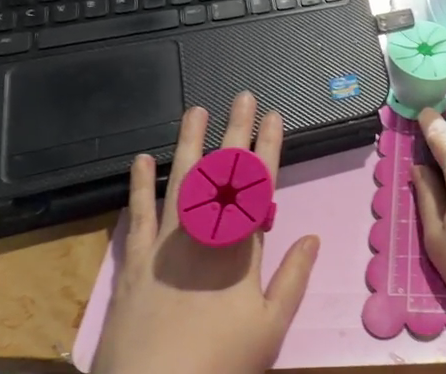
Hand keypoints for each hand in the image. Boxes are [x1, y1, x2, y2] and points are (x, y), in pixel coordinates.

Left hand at [94, 92, 320, 373]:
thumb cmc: (217, 362)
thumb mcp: (269, 329)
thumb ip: (292, 279)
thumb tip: (313, 238)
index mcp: (239, 248)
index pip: (259, 185)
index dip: (268, 148)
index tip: (274, 117)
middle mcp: (203, 234)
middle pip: (223, 173)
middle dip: (236, 132)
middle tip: (242, 97)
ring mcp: (165, 243)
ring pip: (180, 181)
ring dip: (189, 143)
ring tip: (195, 111)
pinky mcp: (132, 261)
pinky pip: (137, 214)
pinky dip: (139, 186)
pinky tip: (140, 161)